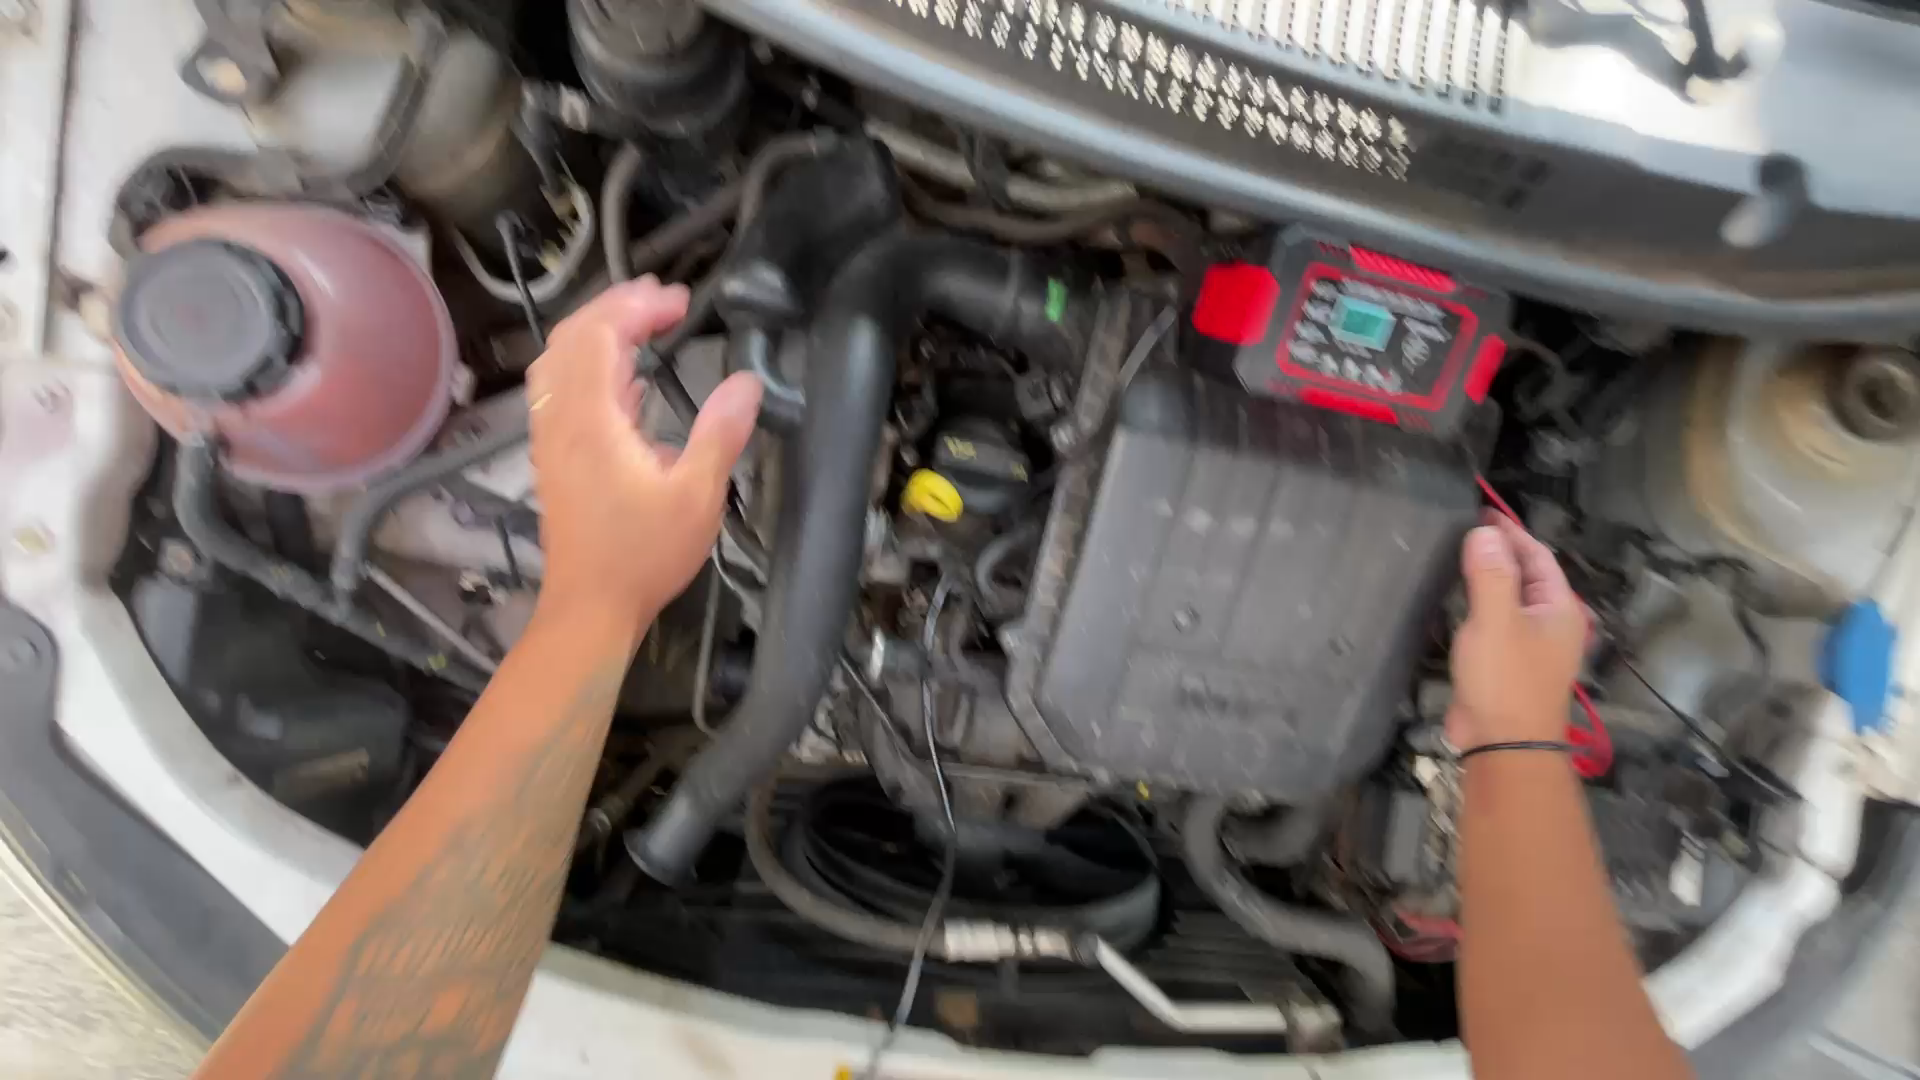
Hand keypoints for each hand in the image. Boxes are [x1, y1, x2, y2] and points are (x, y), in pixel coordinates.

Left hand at [525, 278, 762, 642]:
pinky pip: (563, 390)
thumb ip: (720, 434)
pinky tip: (627, 378)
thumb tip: (748, 383)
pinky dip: (590, 366)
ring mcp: (553, 438)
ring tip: (641, 324)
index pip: (601, 335)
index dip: (637, 306)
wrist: (591, 605)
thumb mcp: (697, 496)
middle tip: (663, 301)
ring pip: (560, 362)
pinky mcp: (556, 457)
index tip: (681, 301)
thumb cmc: (644, 554)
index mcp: (593, 420)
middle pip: (572, 337)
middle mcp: (562, 419)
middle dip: (615, 307)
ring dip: (597, 332)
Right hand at [1447, 512, 1586, 752]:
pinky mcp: (1508, 660)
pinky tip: (1457, 599)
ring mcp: (1531, 643)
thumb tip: (1484, 533)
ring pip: (1511, 597)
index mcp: (1559, 609)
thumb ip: (1491, 575)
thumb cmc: (1505, 678)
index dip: (1511, 532)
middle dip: (1501, 550)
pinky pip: (1495, 617)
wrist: (1503, 740)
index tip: (1482, 511)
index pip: (1538, 556)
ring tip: (1458, 555)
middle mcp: (1552, 622)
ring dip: (1489, 575)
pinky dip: (1479, 600)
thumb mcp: (1495, 621)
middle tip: (1465, 529)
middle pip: (1527, 575)